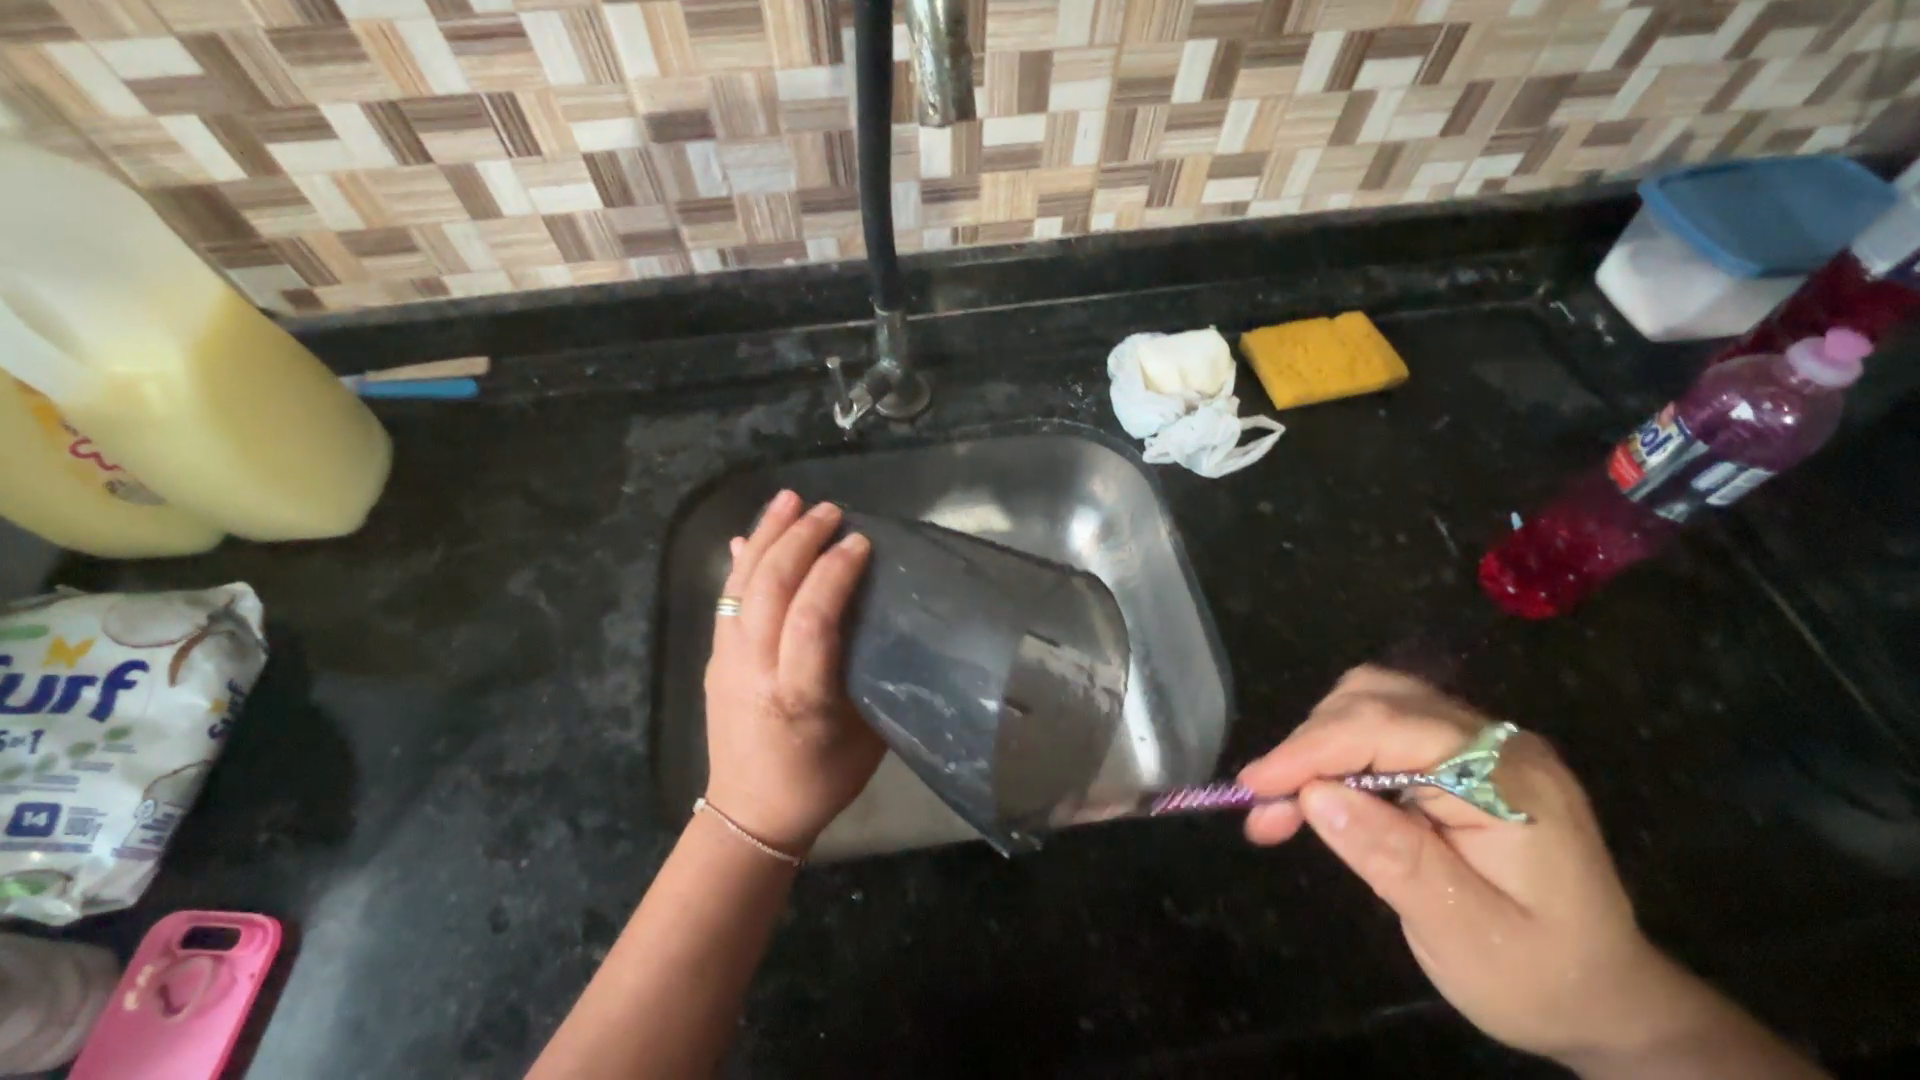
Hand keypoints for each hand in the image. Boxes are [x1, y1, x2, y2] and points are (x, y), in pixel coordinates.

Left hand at [702, 491, 884, 856]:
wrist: (751, 813)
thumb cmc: (821, 779)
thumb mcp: (865, 734)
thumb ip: (865, 671)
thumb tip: (865, 611)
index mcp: (798, 695)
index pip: (811, 619)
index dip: (834, 573)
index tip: (861, 542)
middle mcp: (753, 671)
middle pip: (770, 589)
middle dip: (799, 539)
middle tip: (830, 510)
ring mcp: (725, 662)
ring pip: (741, 585)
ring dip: (766, 536)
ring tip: (790, 500)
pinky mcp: (712, 658)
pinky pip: (727, 597)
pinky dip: (742, 561)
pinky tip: (751, 535)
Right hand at [1238, 666, 1686, 1064]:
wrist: (1609, 999)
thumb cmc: (1538, 978)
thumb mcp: (1464, 934)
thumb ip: (1393, 857)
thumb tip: (1315, 794)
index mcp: (1509, 782)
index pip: (1392, 728)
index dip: (1313, 748)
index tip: (1255, 787)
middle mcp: (1499, 745)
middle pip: (1379, 700)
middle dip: (1309, 745)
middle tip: (1265, 806)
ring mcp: (1486, 748)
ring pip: (1377, 704)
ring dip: (1318, 746)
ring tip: (1284, 806)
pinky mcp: (1467, 761)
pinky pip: (1388, 731)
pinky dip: (1339, 755)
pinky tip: (1320, 799)